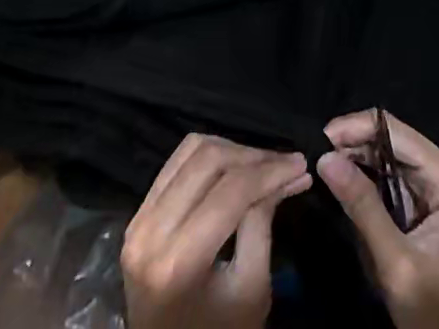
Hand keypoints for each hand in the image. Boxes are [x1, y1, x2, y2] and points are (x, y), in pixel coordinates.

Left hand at [121, 134, 311, 328]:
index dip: (269, 170)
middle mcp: (149, 232)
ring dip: (232, 149)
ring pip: (190, 151)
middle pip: (208, 160)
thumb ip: (263, 223)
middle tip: (286, 163)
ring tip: (263, 165)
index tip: (301, 163)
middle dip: (253, 156)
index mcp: (177, 261)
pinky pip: (176, 164)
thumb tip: (288, 171)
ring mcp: (137, 221)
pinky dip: (209, 157)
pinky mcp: (137, 215)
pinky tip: (235, 168)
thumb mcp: (252, 289)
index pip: (230, 191)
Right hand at [316, 111, 438, 328]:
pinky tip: (340, 191)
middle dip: (350, 145)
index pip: (390, 128)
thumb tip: (324, 157)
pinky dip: (365, 185)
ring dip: (354, 164)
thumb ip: (362, 207)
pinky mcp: (423, 209)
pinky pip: (389, 184)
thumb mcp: (397, 263)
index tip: (315, 142)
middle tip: (309, 159)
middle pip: (387, 140)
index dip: (352, 127)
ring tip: (317, 171)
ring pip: (385, 161)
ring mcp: (433, 190)